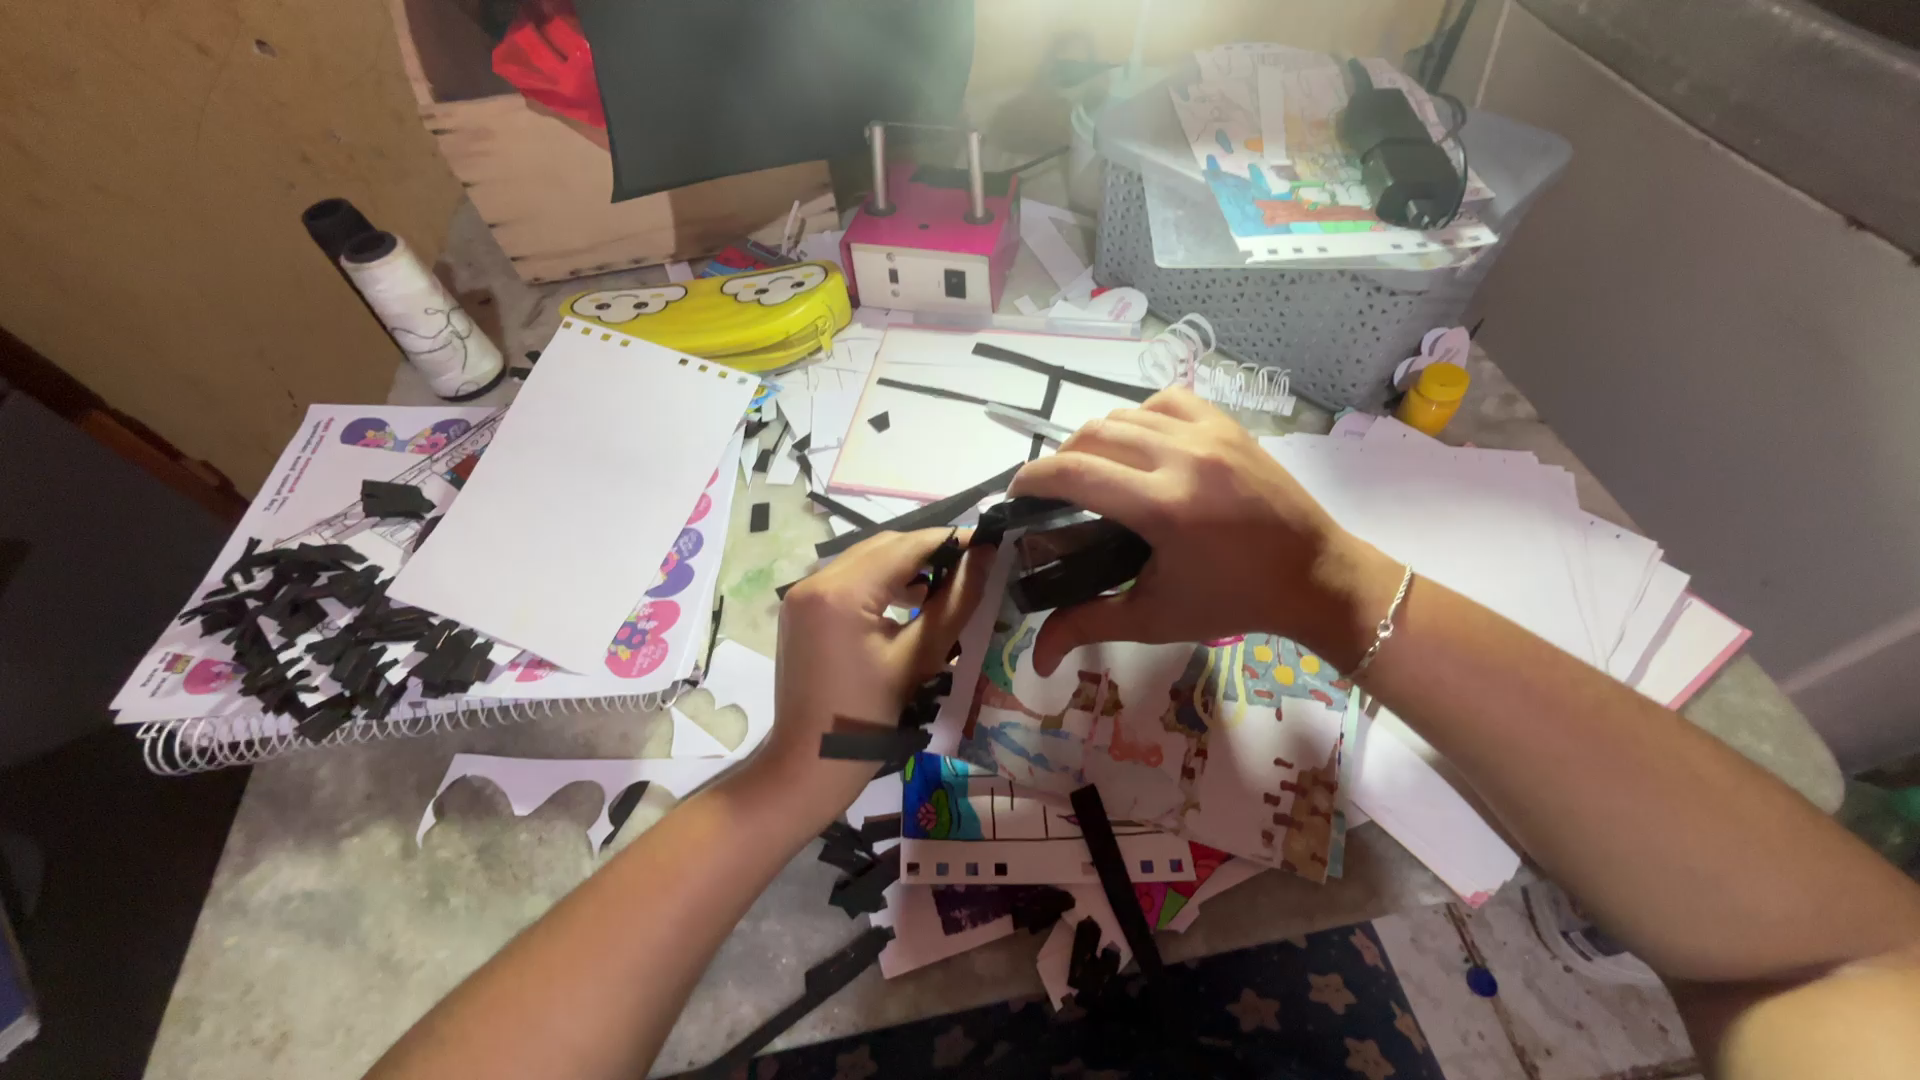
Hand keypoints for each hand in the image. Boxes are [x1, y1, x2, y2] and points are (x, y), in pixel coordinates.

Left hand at [758, 529, 993, 825]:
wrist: (810, 763)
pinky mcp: (800, 610)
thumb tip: (985, 557)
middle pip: (882, 547)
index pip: (905, 546)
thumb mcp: (918, 657)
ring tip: (944, 586)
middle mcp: (815, 581)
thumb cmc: (868, 716)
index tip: (986, 542)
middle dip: (927, 552)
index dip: (949, 540)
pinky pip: (846, 581)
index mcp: (841, 592)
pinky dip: (878, 584)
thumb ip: (955, 602)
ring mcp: (801, 595)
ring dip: (903, 567)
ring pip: (864, 560)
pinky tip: (908, 603)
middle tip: (971, 565)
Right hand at [1009, 388, 1396, 675]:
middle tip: (1055, 496)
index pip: (1073, 472)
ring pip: (1123, 416)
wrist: (1315, 576)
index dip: (1031, 479)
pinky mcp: (1227, 425)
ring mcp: (1209, 433)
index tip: (1017, 497)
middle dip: (1059, 462)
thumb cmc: (1233, 602)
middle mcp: (1183, 457)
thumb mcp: (1154, 618)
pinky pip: (1163, 402)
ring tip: (1092, 474)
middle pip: (1090, 436)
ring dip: (1094, 441)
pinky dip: (1138, 419)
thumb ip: (1087, 624)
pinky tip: (1138, 447)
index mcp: (1163, 507)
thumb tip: (1034, 659)